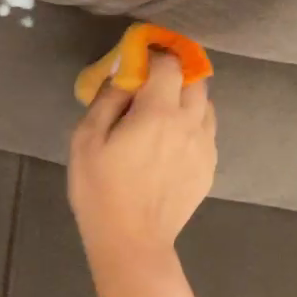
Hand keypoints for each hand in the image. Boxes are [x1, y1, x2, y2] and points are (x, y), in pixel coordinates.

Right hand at [68, 51, 216, 263]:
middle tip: (150, 82)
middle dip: (176, 73)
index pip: (169, 65)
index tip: (138, 58)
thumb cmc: (101, 188)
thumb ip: (107, 100)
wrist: (132, 241)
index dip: (155, 55)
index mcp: (158, 112)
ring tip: (163, 110)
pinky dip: (193, 123)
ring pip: (206, 106)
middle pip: (196, 81)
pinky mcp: (209, 168)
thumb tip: (123, 77)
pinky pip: (207, 131)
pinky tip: (171, 138)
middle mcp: (189, 123)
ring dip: (187, 98)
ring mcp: (205, 148)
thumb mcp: (86, 139)